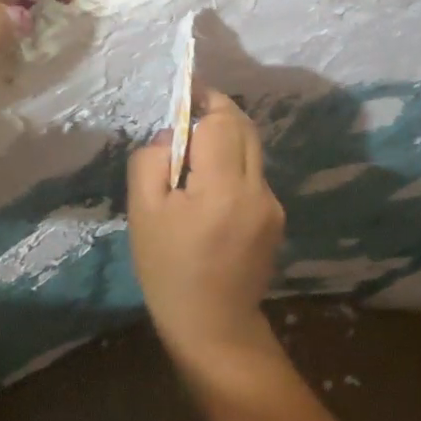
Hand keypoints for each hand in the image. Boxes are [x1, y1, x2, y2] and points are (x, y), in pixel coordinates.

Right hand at [128, 92, 286, 367]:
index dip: (202, 101)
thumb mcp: (144, 214)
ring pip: (252, 152)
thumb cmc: (169, 271)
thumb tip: (169, 135)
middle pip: (244, 128)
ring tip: (194, 160)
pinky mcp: (277, 220)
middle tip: (186, 119)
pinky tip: (211, 195)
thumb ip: (152, 162)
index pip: (221, 120)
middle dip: (217, 114)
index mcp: (222, 186)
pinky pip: (255, 177)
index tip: (183, 95)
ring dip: (226, 142)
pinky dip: (234, 170)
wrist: (213, 325)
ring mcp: (273, 205)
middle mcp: (257, 189)